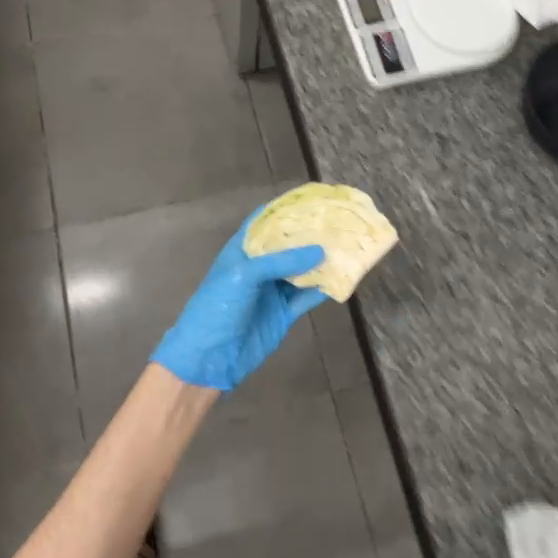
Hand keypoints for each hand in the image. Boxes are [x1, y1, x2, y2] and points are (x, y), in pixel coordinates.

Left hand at [150, 209, 328, 391]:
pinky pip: (307, 296)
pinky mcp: (284, 312)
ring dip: (321, 261)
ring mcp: (273, 290)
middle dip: (311, 234)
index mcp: (242, 250)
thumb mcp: (244, 276)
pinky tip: (343, 278)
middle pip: (288, 245)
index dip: (287, 209)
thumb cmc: (217, 308)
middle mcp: (259, 266)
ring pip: (302, 270)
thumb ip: (281, 261)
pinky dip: (323, 288)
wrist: (209, 358)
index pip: (266, 221)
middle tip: (340, 221)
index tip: (315, 199)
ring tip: (348, 246)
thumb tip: (320, 251)